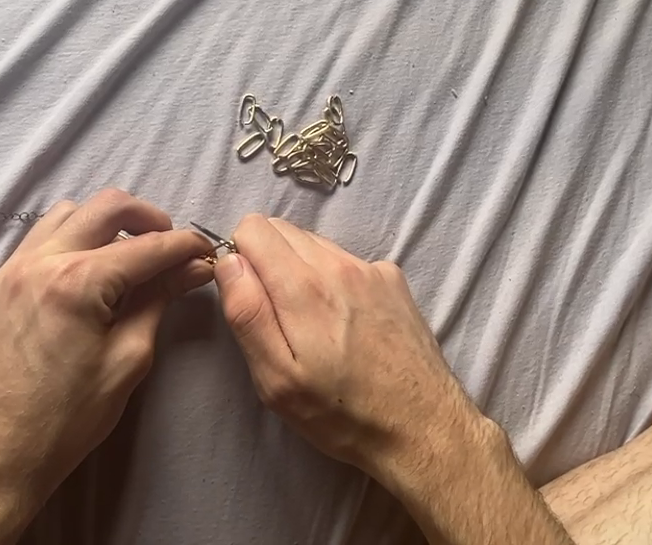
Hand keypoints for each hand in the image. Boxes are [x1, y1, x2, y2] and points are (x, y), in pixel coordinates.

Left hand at [0, 189, 212, 544]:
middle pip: (106, 206)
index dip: (184, 245)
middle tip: (167, 243)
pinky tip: (79, 279)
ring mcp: (8, 271)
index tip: (205, 249)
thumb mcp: (129, 358)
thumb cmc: (68, 420)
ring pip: (65, 214)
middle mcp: (39, 262)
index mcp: (78, 281)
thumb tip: (194, 267)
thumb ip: (160, 298)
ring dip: (101, 224)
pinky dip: (65, 246)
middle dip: (146, 217)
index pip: (147, 246)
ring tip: (122, 255)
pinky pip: (33, 245)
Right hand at [214, 215, 573, 544]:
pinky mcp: (392, 276)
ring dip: (301, 268)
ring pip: (314, 243)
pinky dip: (335, 278)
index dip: (241, 256)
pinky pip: (346, 259)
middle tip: (279, 314)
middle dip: (268, 260)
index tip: (248, 293)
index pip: (254, 227)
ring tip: (313, 321)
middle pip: (282, 229)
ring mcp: (369, 266)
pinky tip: (346, 320)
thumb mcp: (277, 380)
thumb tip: (229, 262)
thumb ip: (247, 313)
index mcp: (303, 286)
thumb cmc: (340, 413)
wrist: (422, 425)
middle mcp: (337, 263)